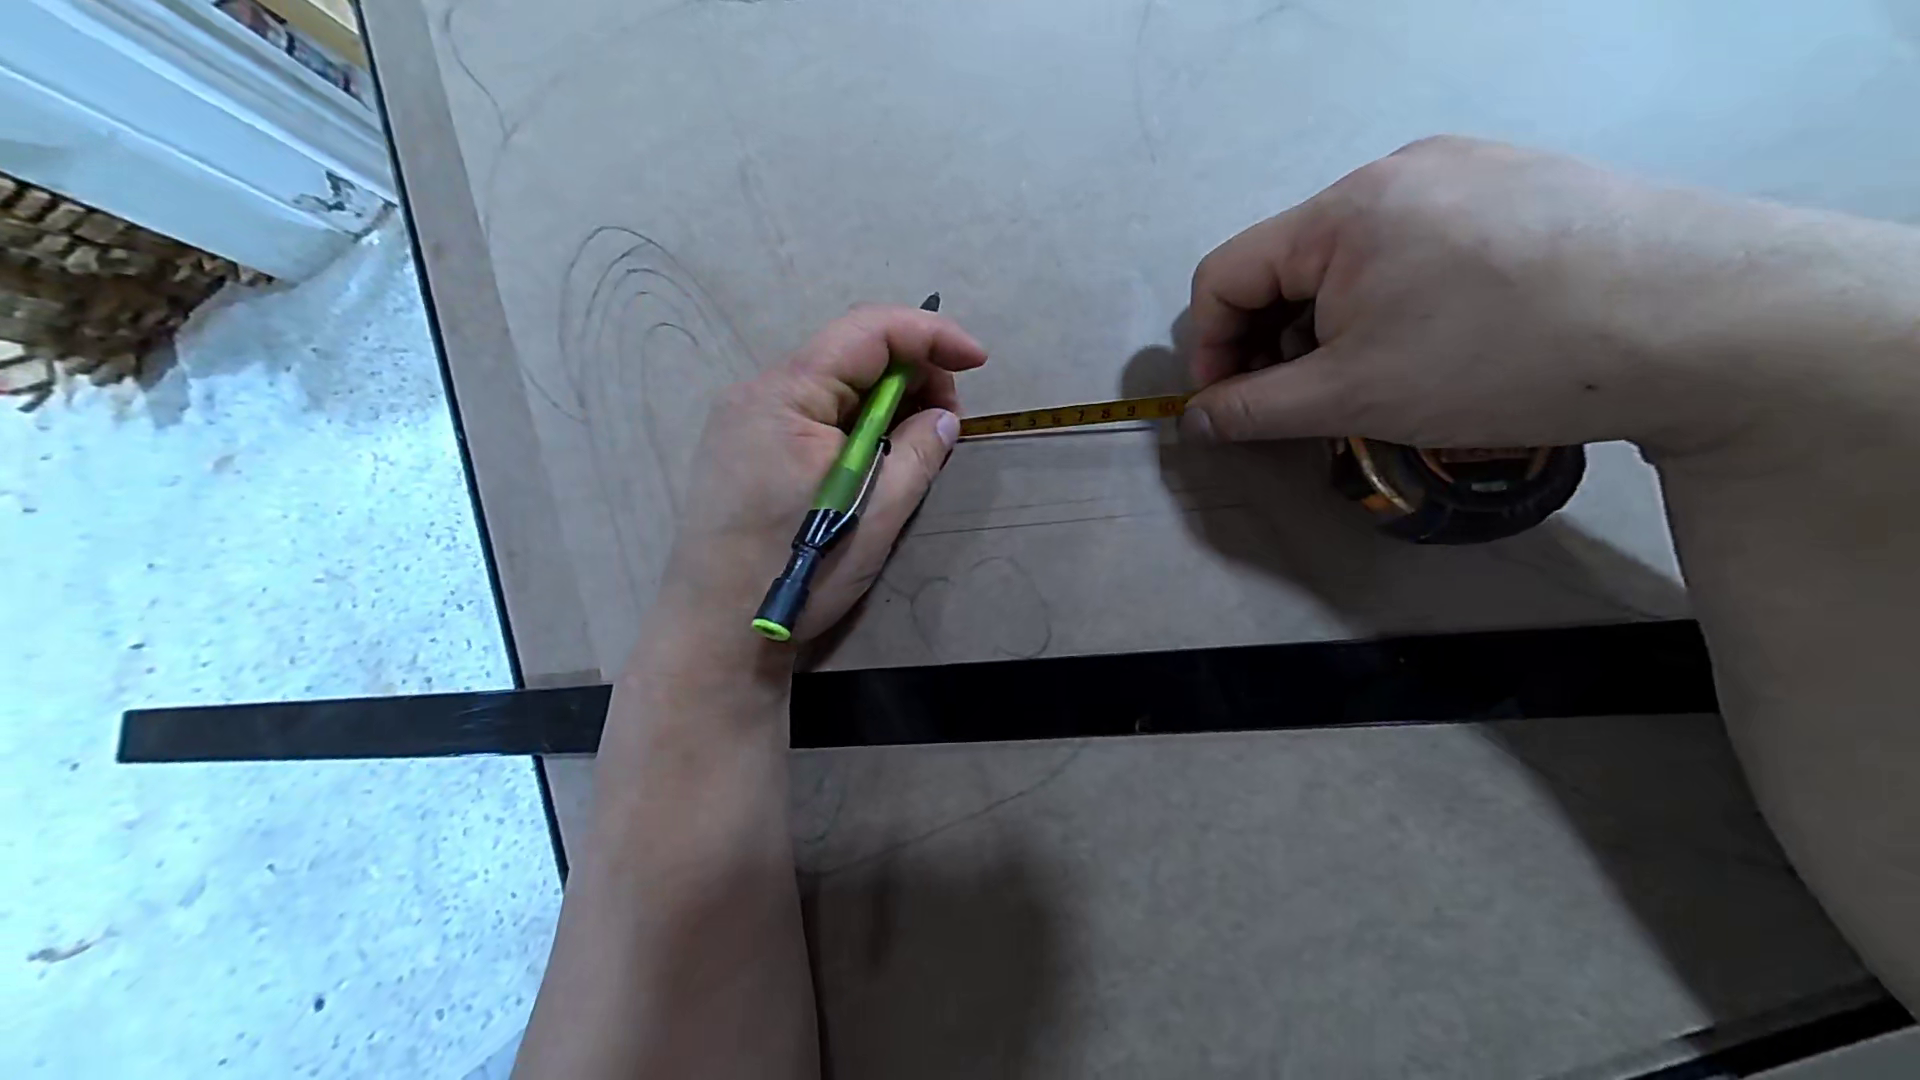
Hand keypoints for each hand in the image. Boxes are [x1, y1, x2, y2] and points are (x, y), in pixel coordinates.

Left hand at [647, 306, 986, 658]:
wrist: (717, 629)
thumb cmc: (799, 571)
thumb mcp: (876, 514)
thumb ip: (917, 454)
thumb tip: (944, 418)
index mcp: (785, 396)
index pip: (867, 331)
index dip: (931, 333)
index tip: (977, 360)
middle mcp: (758, 392)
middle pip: (850, 353)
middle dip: (912, 374)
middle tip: (947, 422)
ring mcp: (746, 419)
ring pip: (834, 385)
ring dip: (886, 402)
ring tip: (914, 446)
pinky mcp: (746, 446)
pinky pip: (814, 413)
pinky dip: (856, 422)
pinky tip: (873, 457)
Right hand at [1183, 136, 1861, 457]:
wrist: (1711, 323)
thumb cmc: (1497, 359)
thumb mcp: (1350, 396)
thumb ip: (1253, 410)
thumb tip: (1194, 421)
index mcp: (1342, 211)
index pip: (1223, 275)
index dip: (1208, 347)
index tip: (1229, 406)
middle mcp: (1392, 173)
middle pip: (1282, 266)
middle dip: (1270, 340)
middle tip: (1302, 398)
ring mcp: (1458, 171)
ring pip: (1341, 260)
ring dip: (1324, 325)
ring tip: (1367, 373)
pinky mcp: (1508, 187)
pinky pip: (1404, 245)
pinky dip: (1382, 300)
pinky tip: (1426, 336)